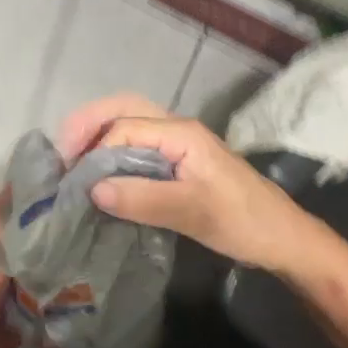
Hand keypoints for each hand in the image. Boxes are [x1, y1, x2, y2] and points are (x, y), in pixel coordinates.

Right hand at [58, 95, 321, 275]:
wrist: (284, 240)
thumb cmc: (242, 221)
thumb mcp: (193, 212)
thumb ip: (144, 198)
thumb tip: (93, 189)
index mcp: (180, 132)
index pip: (124, 128)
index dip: (95, 151)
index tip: (72, 180)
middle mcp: (176, 128)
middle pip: (123, 108)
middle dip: (89, 123)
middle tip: (62, 152)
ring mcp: (178, 142)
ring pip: (129, 122)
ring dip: (99, 134)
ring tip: (74, 160)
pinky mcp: (179, 160)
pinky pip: (137, 142)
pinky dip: (113, 149)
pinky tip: (102, 173)